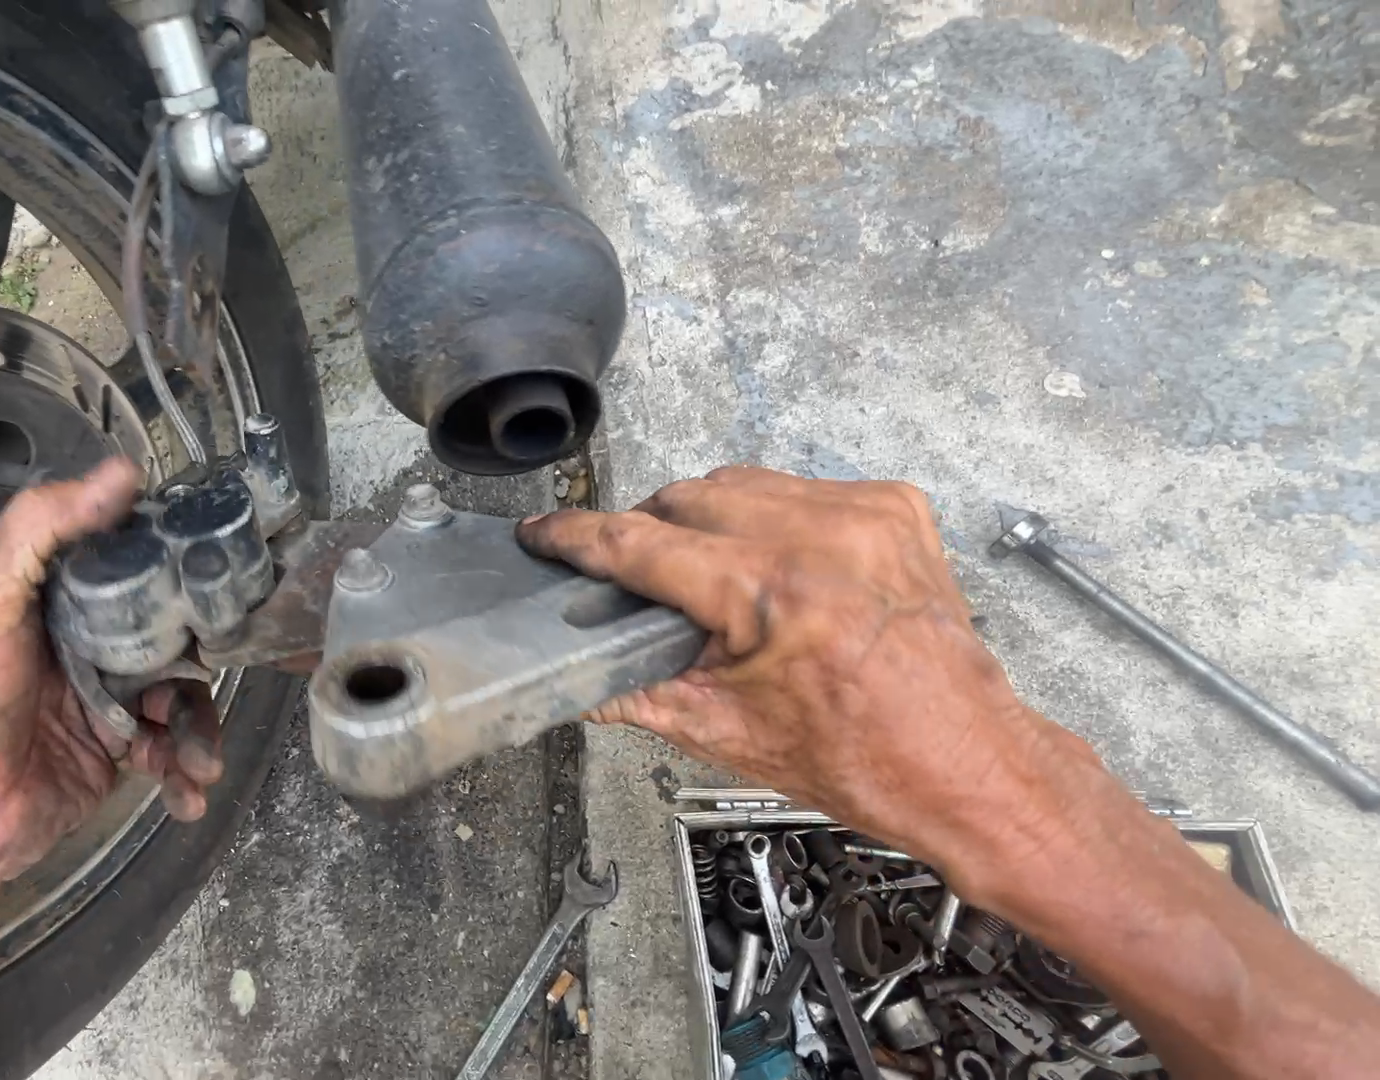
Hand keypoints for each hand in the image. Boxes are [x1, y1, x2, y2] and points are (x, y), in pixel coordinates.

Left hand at [0, 458, 225, 889]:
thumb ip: (39, 528)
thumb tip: (124, 471)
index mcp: (62, 597)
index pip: (137, 564)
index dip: (180, 562)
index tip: (225, 565)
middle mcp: (93, 641)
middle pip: (174, 632)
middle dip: (205, 656)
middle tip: (224, 672)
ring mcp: (113, 697)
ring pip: (183, 694)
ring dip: (200, 729)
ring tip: (200, 761)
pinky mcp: (124, 750)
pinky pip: (174, 748)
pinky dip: (187, 771)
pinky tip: (189, 792)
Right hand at [518, 467, 1099, 870]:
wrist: (969, 764)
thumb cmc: (858, 759)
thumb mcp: (720, 732)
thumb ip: (628, 694)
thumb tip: (569, 676)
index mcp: (772, 597)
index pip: (640, 545)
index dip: (576, 537)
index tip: (541, 532)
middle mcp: (822, 538)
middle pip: (681, 499)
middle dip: (643, 531)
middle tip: (632, 574)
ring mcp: (863, 513)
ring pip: (733, 483)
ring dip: (698, 517)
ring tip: (698, 565)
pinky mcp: (892, 505)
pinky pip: (792, 486)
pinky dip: (761, 514)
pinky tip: (765, 555)